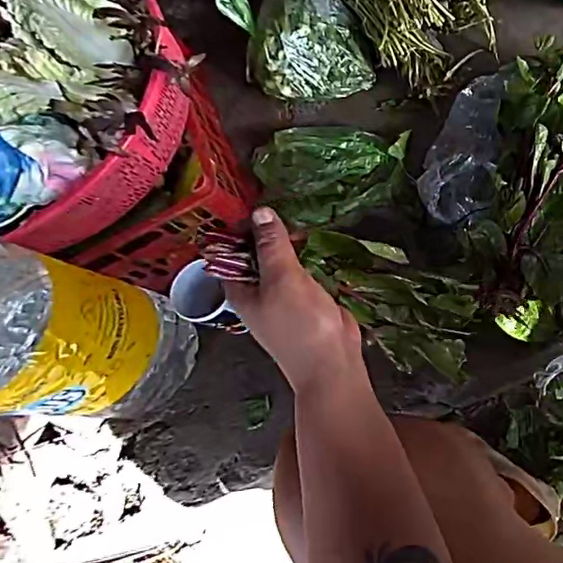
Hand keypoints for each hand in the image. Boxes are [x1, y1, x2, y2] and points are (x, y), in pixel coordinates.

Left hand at [224, 207, 364, 393]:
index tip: (254, 200)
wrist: (332, 362)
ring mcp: (285, 296)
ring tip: (305, 214)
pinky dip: (311, 258)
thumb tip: (261, 211)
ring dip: (293, 244)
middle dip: (270, 232)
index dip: (238, 226)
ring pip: (284, 262)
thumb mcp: (283, 279)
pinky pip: (306, 272)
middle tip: (286, 202)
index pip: (230, 251)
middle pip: (258, 254)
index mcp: (240, 289)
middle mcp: (258, 291)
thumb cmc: (301, 325)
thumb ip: (273, 246)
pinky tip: (322, 242)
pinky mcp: (309, 299)